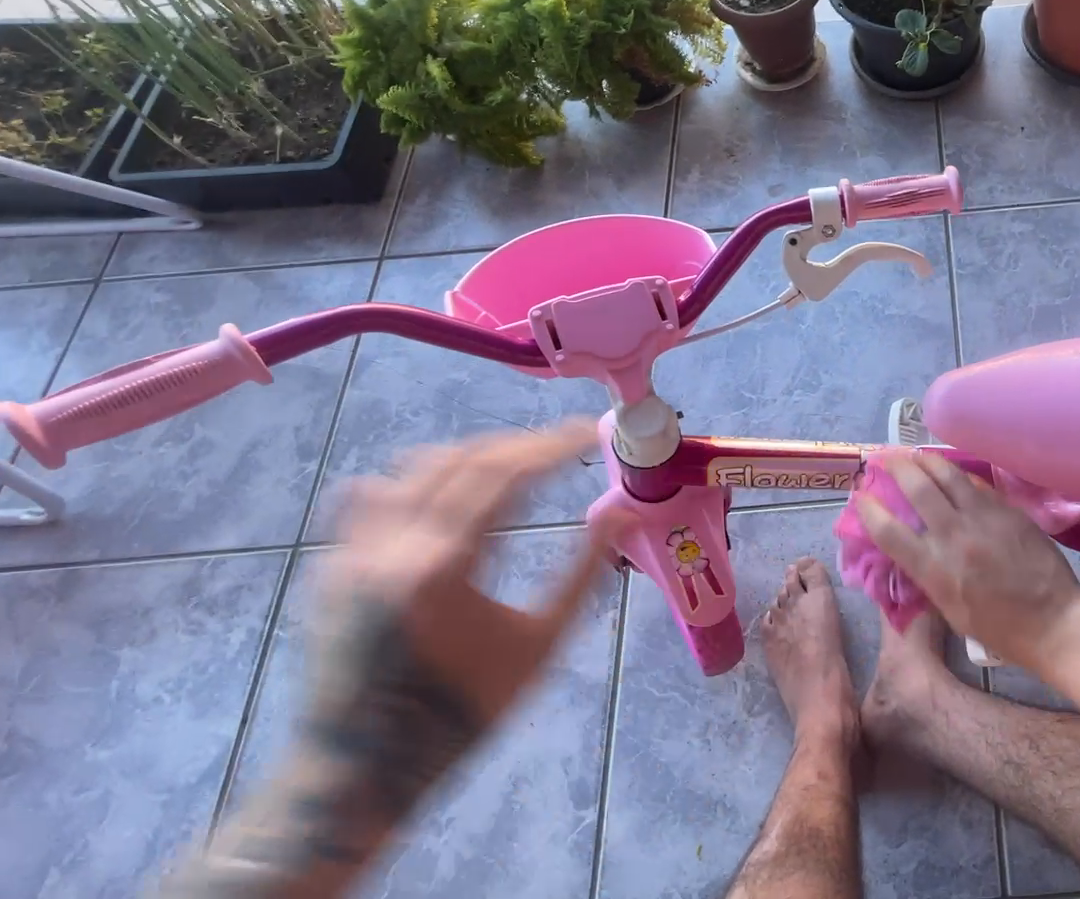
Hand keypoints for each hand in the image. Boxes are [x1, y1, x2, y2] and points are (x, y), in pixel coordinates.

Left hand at [152, 422, 605, 898]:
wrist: (360, 768)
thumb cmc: (465, 709)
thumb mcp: (541, 645)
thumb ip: (585, 572)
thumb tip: (623, 514)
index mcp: (446, 565)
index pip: (508, 474)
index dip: (556, 446)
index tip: (592, 433)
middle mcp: (392, 545)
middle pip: (467, 460)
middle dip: (525, 444)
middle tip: (566, 444)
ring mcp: (353, 551)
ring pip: (418, 467)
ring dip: (475, 456)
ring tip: (517, 462)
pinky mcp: (332, 564)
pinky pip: (373, 496)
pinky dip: (419, 480)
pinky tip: (450, 493)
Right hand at [853, 451, 1079, 666]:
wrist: (1052, 621)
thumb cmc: (998, 628)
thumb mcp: (949, 611)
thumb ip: (927, 576)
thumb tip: (912, 551)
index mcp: (934, 569)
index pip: (889, 531)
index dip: (869, 510)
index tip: (861, 496)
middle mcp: (954, 536)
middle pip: (917, 489)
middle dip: (896, 468)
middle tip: (885, 457)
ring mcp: (984, 519)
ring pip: (949, 476)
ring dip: (926, 460)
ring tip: (914, 453)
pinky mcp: (1007, 511)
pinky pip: (977, 485)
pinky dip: (959, 475)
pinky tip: (951, 471)